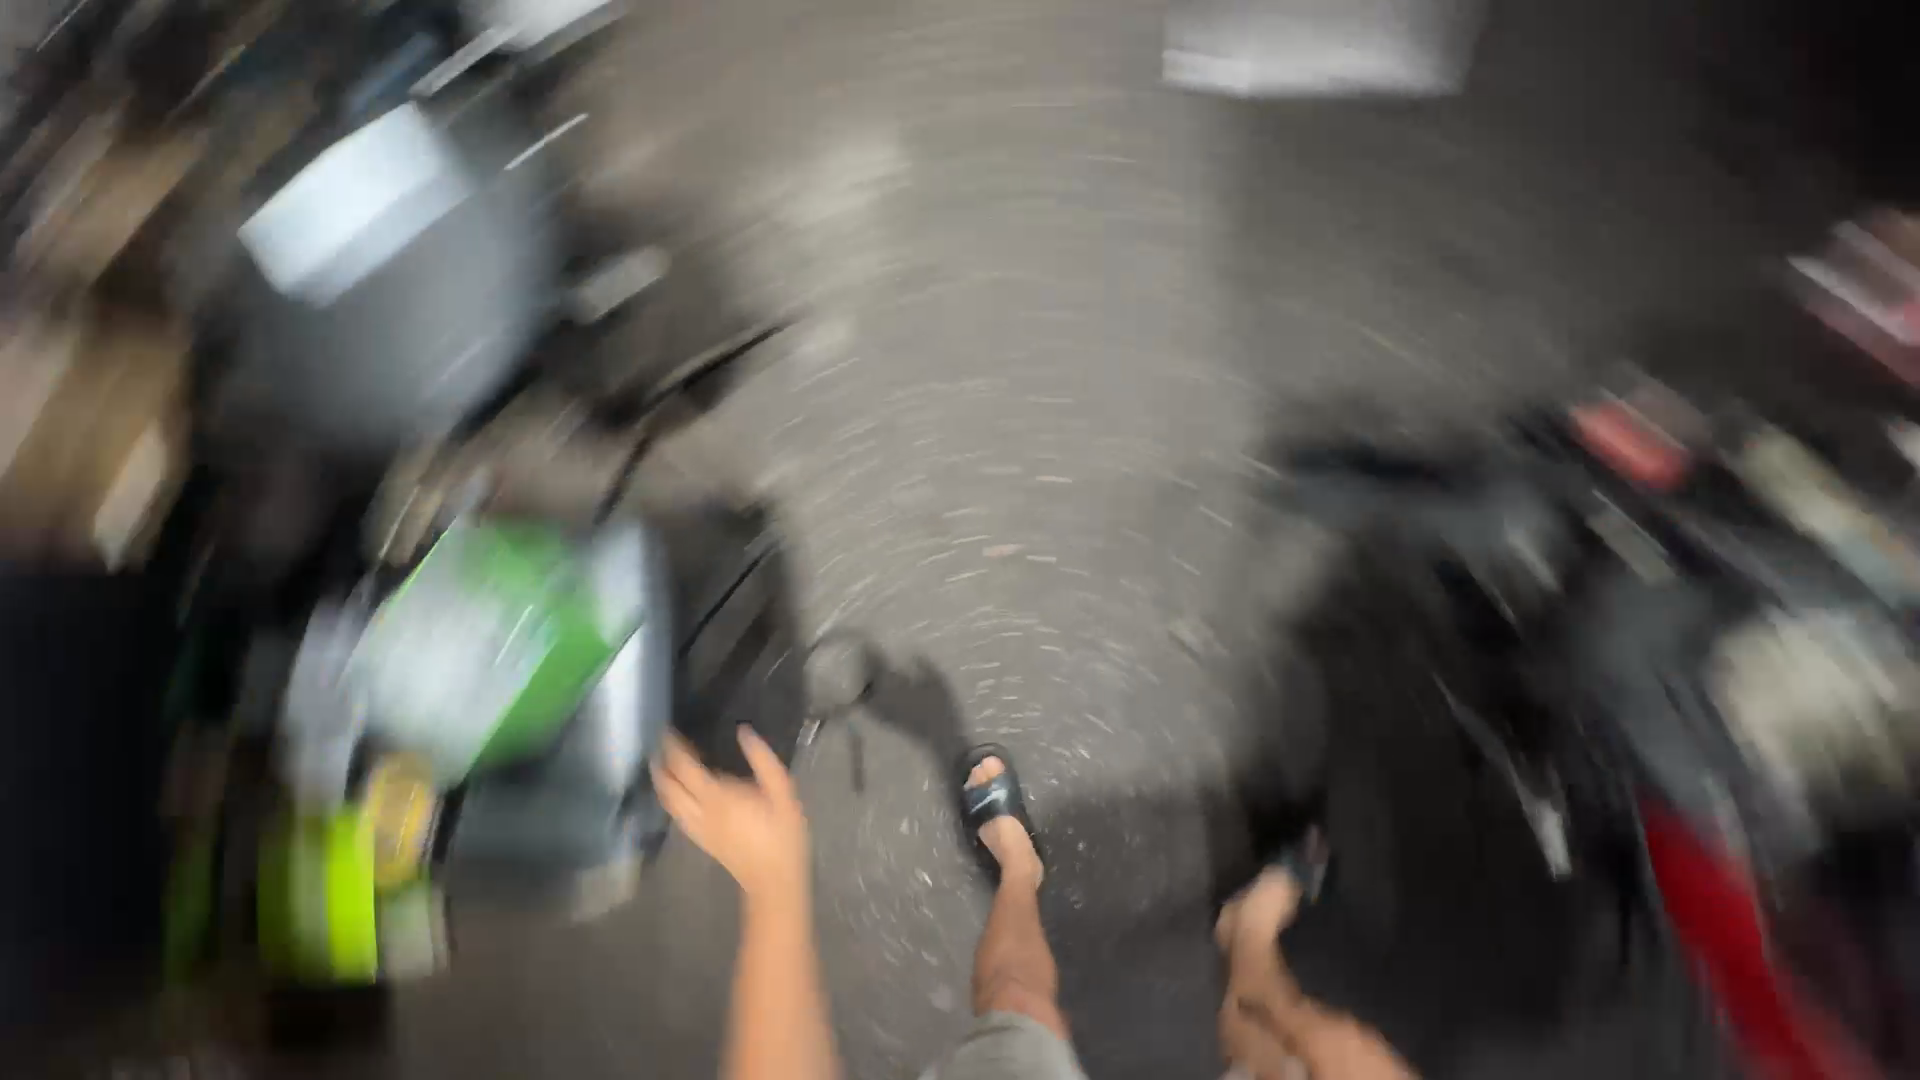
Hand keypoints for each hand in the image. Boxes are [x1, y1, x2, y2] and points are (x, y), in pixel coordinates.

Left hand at [652, 727, 809, 899]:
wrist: (773, 880)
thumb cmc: (782, 833)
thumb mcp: (782, 791)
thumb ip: (763, 759)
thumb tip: (744, 732)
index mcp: (718, 797)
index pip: (685, 768)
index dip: (673, 748)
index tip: (668, 731)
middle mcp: (700, 812)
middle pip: (669, 785)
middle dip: (661, 763)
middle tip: (660, 744)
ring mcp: (697, 828)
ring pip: (668, 802)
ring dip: (661, 781)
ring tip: (661, 763)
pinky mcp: (700, 839)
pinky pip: (676, 814)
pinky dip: (669, 798)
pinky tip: (675, 792)